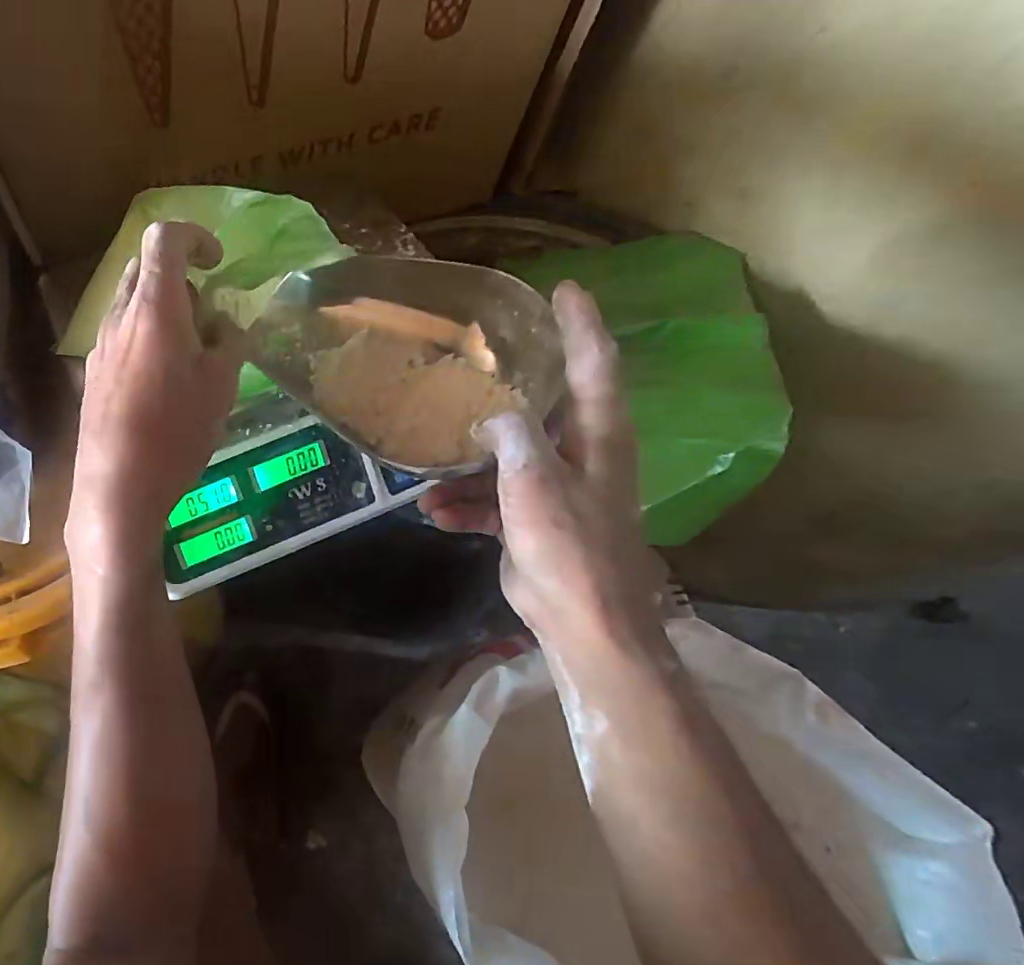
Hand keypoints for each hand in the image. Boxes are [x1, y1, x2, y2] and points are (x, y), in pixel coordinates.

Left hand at [67, 222, 243, 570]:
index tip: (218, 263)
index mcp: (154, 308)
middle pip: (144, 270)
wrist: (117, 487)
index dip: (196, 236)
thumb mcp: (221, 386)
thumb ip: (228, 342)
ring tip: (186, 360)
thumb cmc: (176, 433)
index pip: (164, 238)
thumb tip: (222, 324)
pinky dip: (144, 342)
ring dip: (161, 315)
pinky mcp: (92, 378)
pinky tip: (160, 388)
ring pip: (130, 307)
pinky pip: (120, 340)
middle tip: (204, 320)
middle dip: (179, 280)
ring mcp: (99, 348)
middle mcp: (119, 318)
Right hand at [418, 281, 663, 650]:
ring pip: (504, 461)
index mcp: (598, 436)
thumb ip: (514, 437)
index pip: (594, 364)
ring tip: (425, 476)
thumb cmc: (569, 544)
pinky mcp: (530, 521)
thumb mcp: (536, 481)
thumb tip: (491, 415)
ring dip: (465, 468)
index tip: (561, 288)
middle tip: (466, 370)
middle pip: (541, 410)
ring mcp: (553, 489)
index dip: (580, 323)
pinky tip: (432, 514)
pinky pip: (491, 501)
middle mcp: (579, 455)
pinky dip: (464, 506)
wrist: (580, 617)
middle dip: (504, 393)